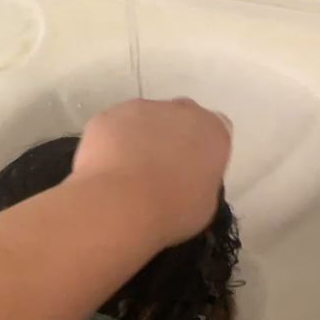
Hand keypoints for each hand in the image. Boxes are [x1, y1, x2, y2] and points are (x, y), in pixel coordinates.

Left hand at [72, 98, 231, 246]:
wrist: (121, 205)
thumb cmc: (172, 211)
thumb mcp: (204, 205)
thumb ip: (202, 182)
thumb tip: (188, 181)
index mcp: (213, 132)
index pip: (214, 131)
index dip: (200, 150)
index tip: (190, 171)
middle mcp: (181, 110)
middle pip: (179, 119)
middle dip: (170, 138)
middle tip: (157, 172)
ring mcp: (141, 108)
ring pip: (143, 120)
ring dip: (138, 140)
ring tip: (126, 175)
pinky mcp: (108, 115)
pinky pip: (112, 128)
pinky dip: (110, 144)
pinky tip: (105, 170)